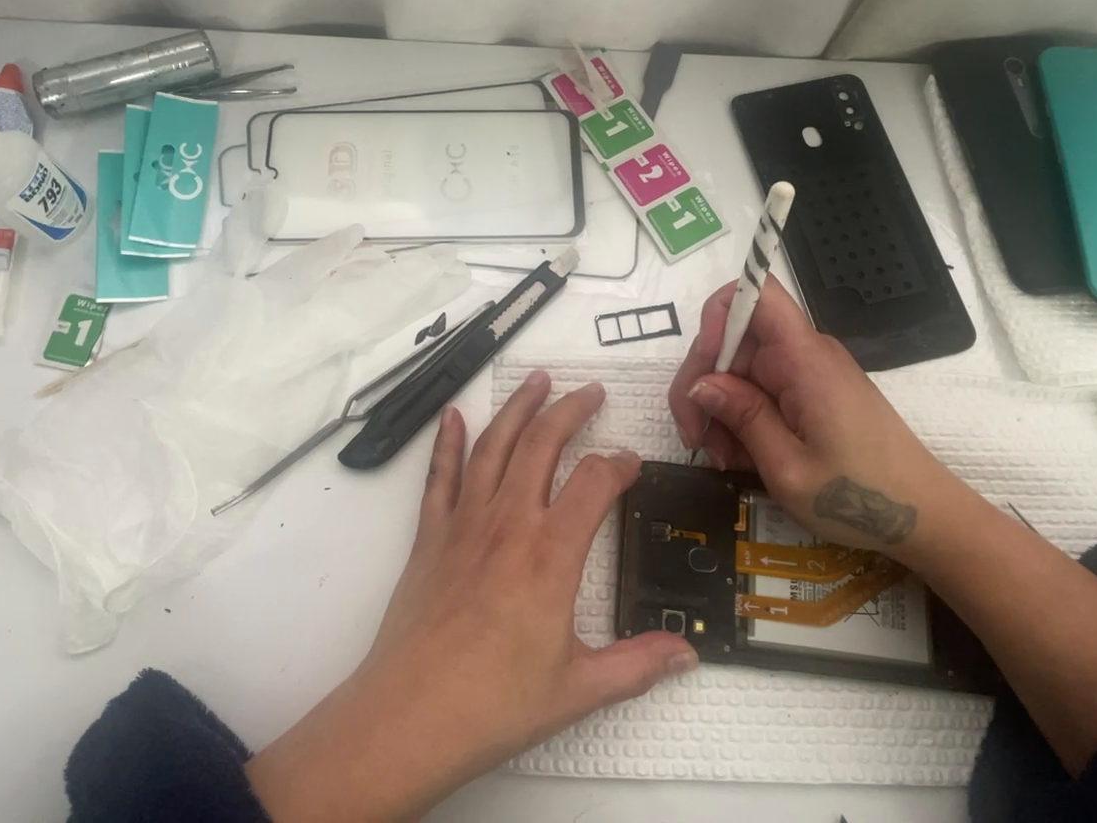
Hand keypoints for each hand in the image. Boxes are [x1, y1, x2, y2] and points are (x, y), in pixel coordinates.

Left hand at [246, 371, 696, 821]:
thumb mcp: (579, 689)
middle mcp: (509, 523)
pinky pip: (440, 475)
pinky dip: (447, 441)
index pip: (595, 483)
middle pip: (542, 444)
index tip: (632, 463)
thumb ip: (638, 664)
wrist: (409, 717)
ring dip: (517, 409)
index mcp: (552, 554)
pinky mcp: (430, 536)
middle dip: (569, 410)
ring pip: (494, 446)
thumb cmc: (495, 703)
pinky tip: (453, 415)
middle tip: (590, 391)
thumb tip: (687, 653)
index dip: (619, 464)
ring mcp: (464, 524)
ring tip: (535, 379)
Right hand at [666, 276, 943, 550]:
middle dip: (704, 385)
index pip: (755, 293)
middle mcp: (804, 354)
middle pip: (733, 341)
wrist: (926, 519)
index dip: (717, 316)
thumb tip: (698, 384)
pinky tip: (742, 458)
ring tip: (723, 460)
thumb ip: (741, 417)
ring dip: (719, 411)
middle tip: (697, 441)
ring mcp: (806, 375)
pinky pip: (760, 392)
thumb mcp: (787, 466)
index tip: (701, 372)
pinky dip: (741, 421)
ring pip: (740, 371)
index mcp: (803, 359)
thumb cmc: (860, 498)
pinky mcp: (809, 395)